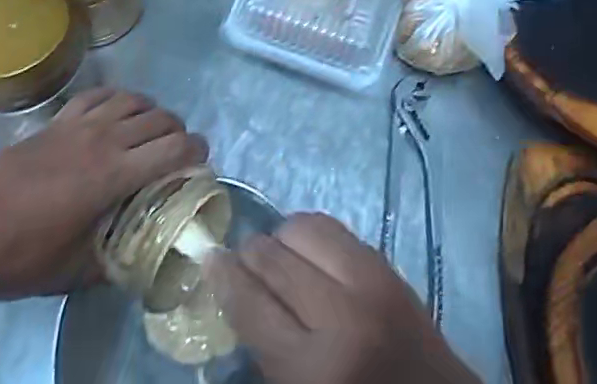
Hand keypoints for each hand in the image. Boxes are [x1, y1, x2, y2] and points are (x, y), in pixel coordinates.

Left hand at [0, 89, 208, 301]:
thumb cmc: (17, 254)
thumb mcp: (70, 272)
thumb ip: (109, 265)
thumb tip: (133, 264)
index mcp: (115, 174)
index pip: (174, 148)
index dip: (197, 151)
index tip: (201, 163)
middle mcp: (105, 139)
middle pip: (160, 118)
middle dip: (180, 131)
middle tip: (179, 152)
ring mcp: (79, 125)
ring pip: (133, 99)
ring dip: (152, 111)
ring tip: (152, 129)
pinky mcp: (56, 121)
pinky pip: (99, 95)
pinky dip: (118, 98)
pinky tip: (116, 111)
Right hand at [209, 214, 475, 383]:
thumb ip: (264, 351)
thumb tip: (231, 290)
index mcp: (312, 367)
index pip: (250, 304)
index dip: (222, 277)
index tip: (208, 260)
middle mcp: (340, 315)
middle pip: (275, 260)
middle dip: (248, 254)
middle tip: (236, 258)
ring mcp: (369, 282)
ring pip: (305, 229)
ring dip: (281, 237)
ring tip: (275, 255)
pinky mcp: (388, 264)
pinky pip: (337, 229)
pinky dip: (313, 233)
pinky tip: (306, 250)